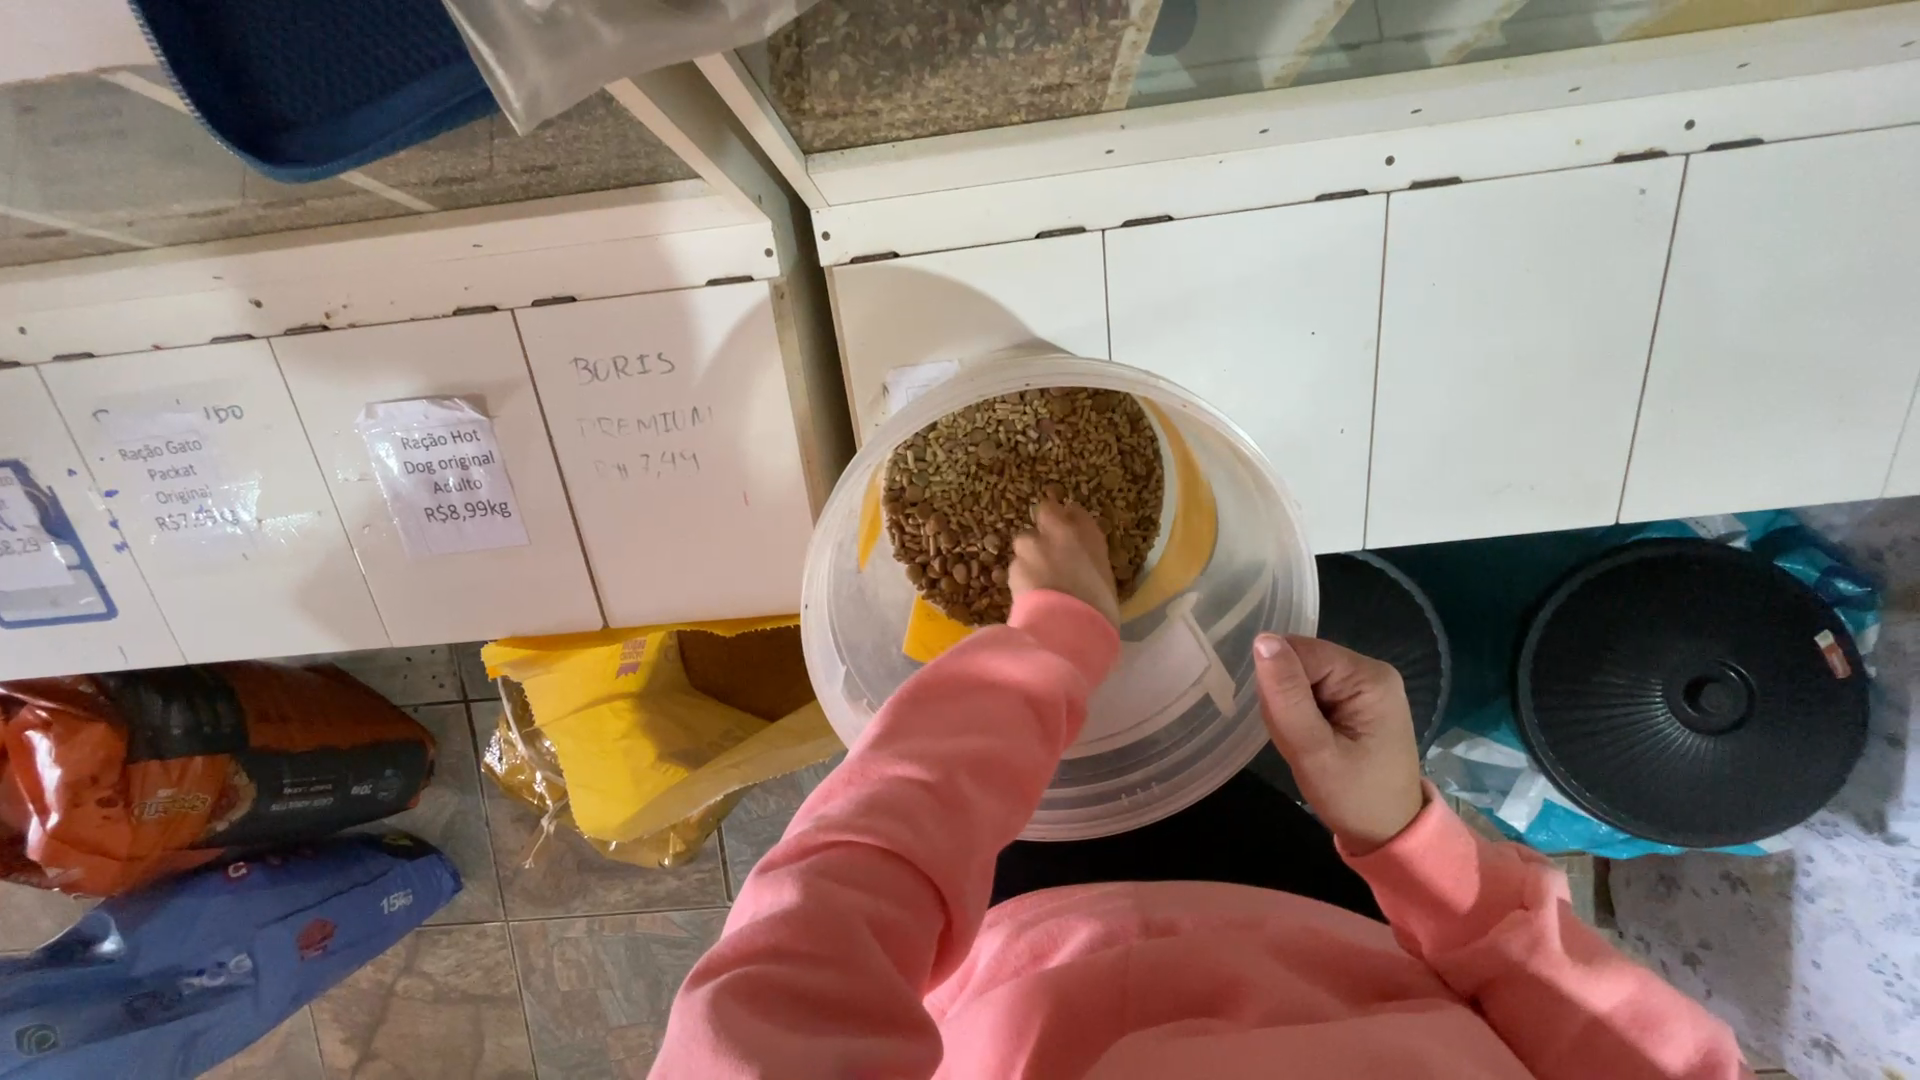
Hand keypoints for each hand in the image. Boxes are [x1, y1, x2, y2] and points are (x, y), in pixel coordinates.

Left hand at [1010, 499, 1120, 626]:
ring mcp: (1033, 544)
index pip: (1074, 511)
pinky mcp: (1014, 565)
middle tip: (1049, 555)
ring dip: (1029, 554)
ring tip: (1038, 581)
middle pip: (1045, 514)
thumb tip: (1077, 557)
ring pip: (1026, 541)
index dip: (1067, 520)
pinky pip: (1016, 566)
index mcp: (1089, 533)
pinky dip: (1021, 577)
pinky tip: (1029, 595)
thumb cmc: (1100, 608)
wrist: (1070, 628)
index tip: (1067, 532)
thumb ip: (1088, 558)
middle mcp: (1060, 530)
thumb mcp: (1103, 579)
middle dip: (1044, 530)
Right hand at [1253, 634, 1424, 854]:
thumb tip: (1262, 639)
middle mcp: (1369, 670)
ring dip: (1289, 708)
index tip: (1286, 724)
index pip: (1297, 652)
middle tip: (1297, 739)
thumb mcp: (1312, 750)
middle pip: (1299, 661)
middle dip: (1284, 698)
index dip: (1278, 684)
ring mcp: (1364, 685)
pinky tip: (1310, 738)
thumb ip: (1285, 695)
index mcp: (1367, 676)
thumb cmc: (1353, 796)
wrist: (1389, 835)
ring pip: (1299, 676)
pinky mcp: (1355, 700)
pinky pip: (1309, 690)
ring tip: (1305, 743)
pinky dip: (1299, 714)